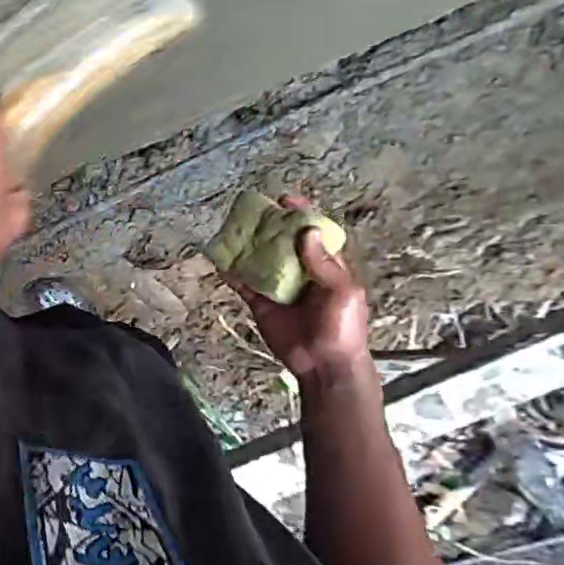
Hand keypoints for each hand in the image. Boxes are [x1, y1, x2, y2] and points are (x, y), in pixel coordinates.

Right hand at [227, 195, 372, 386]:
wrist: (324, 365)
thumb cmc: (342, 327)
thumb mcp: (342, 291)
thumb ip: (324, 263)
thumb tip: (306, 231)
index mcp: (326, 266)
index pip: (313, 233)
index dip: (301, 215)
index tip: (285, 199)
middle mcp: (300, 272)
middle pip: (282, 242)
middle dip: (269, 226)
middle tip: (254, 212)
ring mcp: (279, 287)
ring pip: (260, 260)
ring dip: (248, 246)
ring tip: (233, 228)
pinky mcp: (261, 303)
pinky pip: (243, 284)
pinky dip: (232, 272)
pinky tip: (220, 259)